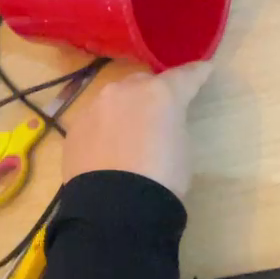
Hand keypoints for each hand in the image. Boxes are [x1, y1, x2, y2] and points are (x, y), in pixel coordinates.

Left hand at [61, 61, 211, 198]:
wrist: (116, 208)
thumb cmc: (163, 179)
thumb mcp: (182, 148)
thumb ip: (174, 124)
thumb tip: (163, 123)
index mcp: (160, 94)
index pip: (184, 76)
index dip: (196, 73)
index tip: (204, 70)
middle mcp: (124, 91)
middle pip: (143, 83)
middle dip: (153, 92)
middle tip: (160, 112)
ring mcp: (95, 108)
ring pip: (114, 100)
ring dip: (125, 110)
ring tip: (130, 134)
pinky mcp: (75, 129)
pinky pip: (96, 122)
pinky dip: (105, 130)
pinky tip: (108, 151)